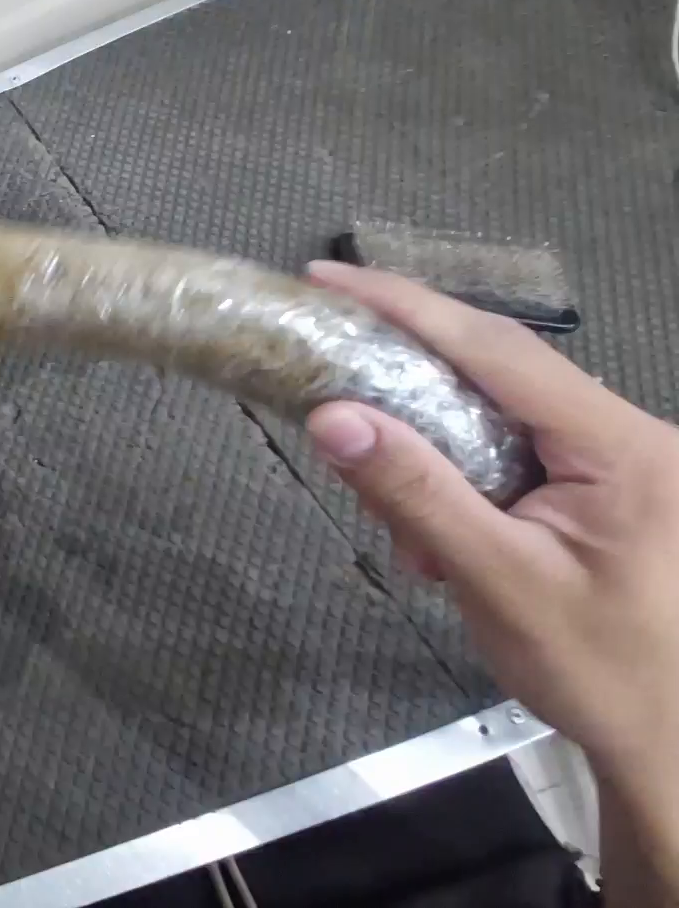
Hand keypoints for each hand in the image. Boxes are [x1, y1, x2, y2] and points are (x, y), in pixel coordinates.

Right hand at [302, 262, 678, 799]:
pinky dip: (443, 477)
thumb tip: (331, 417)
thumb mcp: (499, 579)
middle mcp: (626, 437)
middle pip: (489, 371)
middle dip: (398, 374)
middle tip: (321, 368)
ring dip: (417, 447)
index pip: (497, 351)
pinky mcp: (593, 489)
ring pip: (486, 416)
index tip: (329, 279)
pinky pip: (497, 453)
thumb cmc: (607, 668)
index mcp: (624, 448)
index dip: (407, 305)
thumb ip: (415, 492)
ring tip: (390, 513)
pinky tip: (430, 537)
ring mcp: (613, 463)